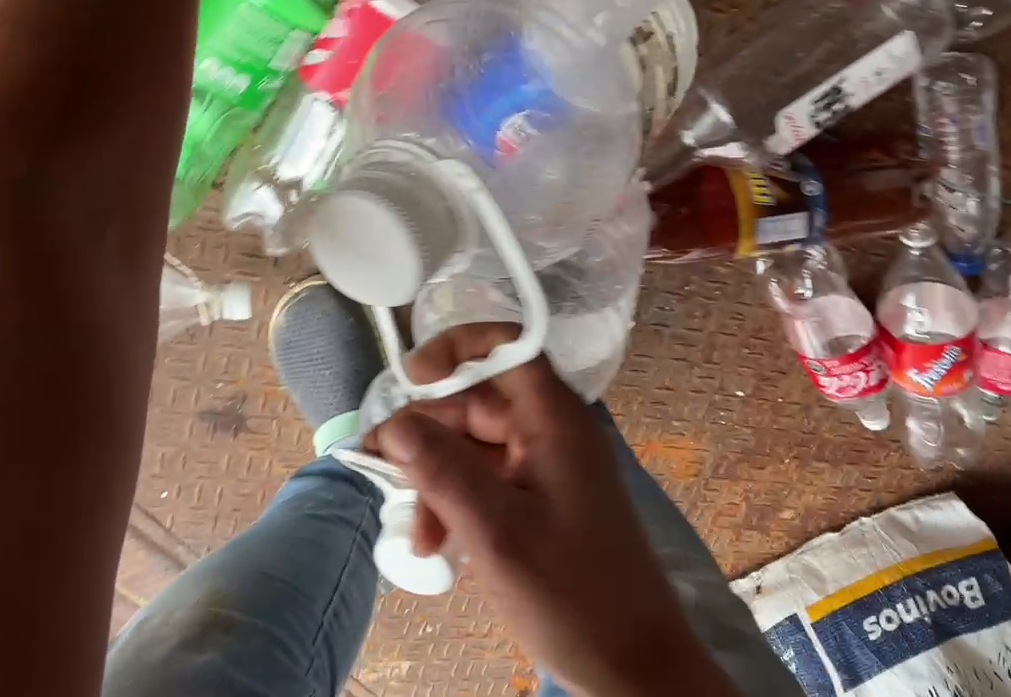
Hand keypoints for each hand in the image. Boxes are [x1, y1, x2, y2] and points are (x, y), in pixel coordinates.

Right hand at [366, 325, 739, 696]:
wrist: (632, 662)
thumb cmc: (570, 592)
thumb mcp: (495, 531)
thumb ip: (442, 470)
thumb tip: (394, 423)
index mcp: (554, 420)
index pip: (508, 347)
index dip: (458, 347)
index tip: (410, 377)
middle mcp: (553, 430)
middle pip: (479, 402)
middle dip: (429, 434)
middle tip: (378, 466)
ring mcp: (550, 464)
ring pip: (477, 445)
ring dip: (438, 478)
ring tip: (415, 532)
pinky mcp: (544, 497)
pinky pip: (490, 478)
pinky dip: (458, 500)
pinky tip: (436, 542)